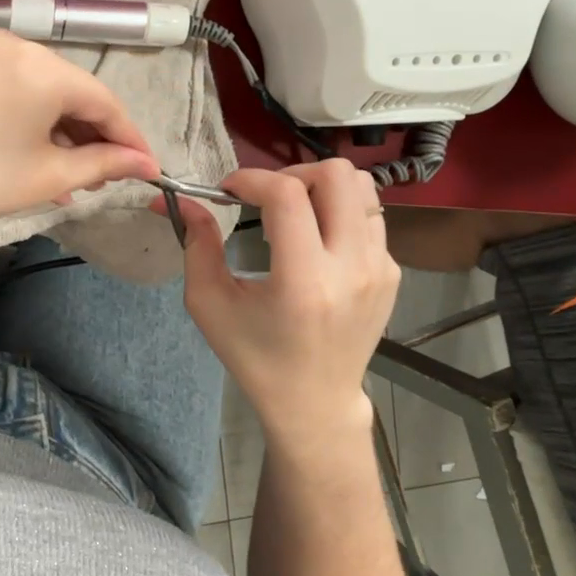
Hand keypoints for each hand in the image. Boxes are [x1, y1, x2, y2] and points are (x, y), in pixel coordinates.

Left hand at [0, 31, 160, 242]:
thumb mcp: (47, 176)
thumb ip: (102, 164)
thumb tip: (145, 165)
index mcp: (42, 66)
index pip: (103, 100)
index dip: (128, 138)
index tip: (148, 169)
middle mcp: (15, 43)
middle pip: (72, 90)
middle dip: (92, 135)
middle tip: (104, 179)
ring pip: (41, 89)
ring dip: (60, 129)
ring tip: (71, 176)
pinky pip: (12, 88)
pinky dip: (30, 117)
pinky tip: (37, 154)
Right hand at [172, 162, 399, 438]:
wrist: (314, 400)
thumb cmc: (254, 355)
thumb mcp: (210, 303)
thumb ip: (197, 245)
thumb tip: (183, 201)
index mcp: (303, 280)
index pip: (286, 195)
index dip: (250, 178)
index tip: (227, 190)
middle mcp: (351, 267)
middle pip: (335, 175)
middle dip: (291, 174)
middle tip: (265, 198)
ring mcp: (379, 268)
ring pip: (361, 188)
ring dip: (319, 189)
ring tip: (292, 215)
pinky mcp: (391, 271)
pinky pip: (369, 216)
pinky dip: (337, 213)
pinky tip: (314, 242)